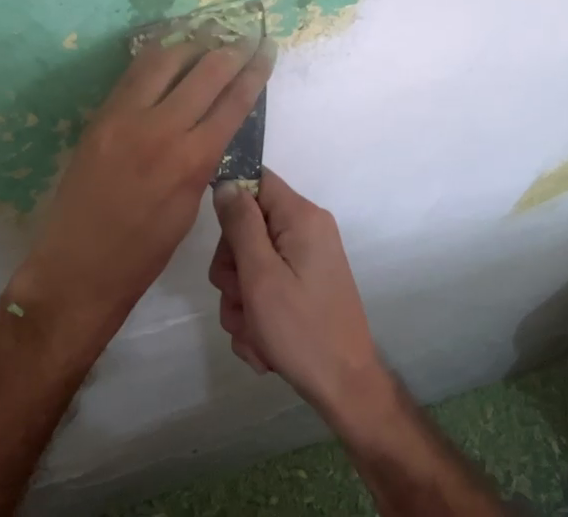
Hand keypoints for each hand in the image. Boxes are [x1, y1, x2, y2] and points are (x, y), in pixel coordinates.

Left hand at [18, 31, 275, 321]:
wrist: (77, 268)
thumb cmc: (142, 253)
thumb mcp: (189, 207)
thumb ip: (203, 160)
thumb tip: (212, 127)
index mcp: (193, 160)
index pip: (233, 101)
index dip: (254, 71)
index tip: (267, 48)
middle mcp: (161, 130)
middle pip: (205, 71)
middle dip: (231, 49)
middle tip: (246, 34)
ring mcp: (125, 118)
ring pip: (164, 61)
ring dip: (191, 43)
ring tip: (208, 31)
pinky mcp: (99, 118)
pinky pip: (132, 76)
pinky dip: (155, 58)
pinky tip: (168, 50)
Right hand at [210, 171, 388, 414]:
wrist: (344, 386)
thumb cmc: (300, 329)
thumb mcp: (260, 275)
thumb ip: (240, 225)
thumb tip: (226, 183)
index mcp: (301, 217)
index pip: (256, 180)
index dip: (230, 205)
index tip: (223, 245)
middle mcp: (307, 231)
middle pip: (247, 228)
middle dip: (233, 270)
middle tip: (240, 299)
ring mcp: (307, 261)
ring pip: (250, 265)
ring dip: (241, 301)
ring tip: (254, 332)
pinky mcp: (304, 286)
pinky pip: (266, 287)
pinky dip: (257, 315)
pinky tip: (263, 343)